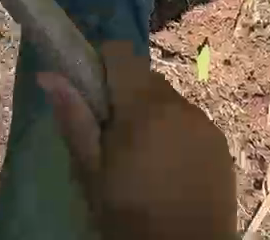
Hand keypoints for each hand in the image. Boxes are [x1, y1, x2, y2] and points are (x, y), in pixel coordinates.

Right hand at [39, 42, 235, 239]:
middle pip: (144, 77)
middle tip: (113, 136)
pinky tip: (168, 168)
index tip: (93, 93)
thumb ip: (73, 118)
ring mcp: (204, 123)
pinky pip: (190, 121)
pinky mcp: (221, 144)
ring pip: (168, 99)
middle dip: (126, 95)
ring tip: (142, 158)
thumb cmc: (130, 218)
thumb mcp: (92, 173)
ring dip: (152, 114)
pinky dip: (176, 132)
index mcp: (144, 106)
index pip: (121, 53)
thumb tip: (48, 74)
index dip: (102, 64)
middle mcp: (179, 104)